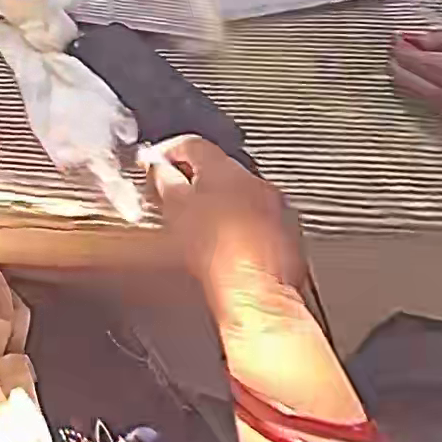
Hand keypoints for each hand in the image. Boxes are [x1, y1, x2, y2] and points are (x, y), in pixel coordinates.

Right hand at [141, 135, 306, 295]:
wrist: (256, 297)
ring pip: (236, 189)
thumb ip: (162, 177)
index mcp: (225, 169)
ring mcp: (275, 206)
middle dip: (191, 176)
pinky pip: (255, 212)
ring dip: (215, 197)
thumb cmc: (216, 255)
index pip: (191, 143)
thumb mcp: (174, 208)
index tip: (155, 163)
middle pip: (215, 165)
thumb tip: (156, 165)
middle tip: (171, 193)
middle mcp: (254, 181)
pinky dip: (237, 218)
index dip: (167, 151)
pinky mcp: (287, 232)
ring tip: (196, 219)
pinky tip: (222, 238)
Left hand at [391, 29, 441, 140]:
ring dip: (408, 80)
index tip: (395, 40)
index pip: (432, 64)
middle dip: (402, 66)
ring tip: (400, 65)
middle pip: (424, 83)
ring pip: (428, 99)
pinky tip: (421, 83)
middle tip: (393, 51)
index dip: (408, 52)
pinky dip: (427, 95)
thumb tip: (413, 37)